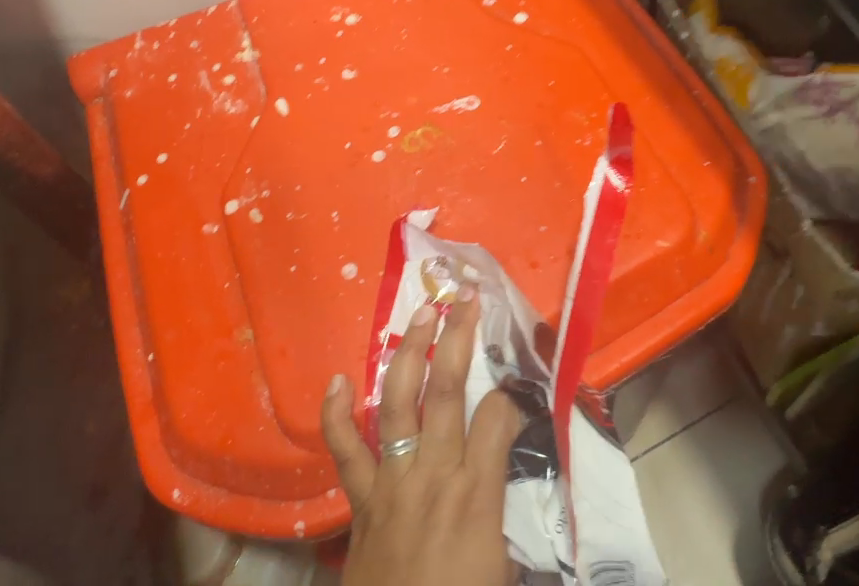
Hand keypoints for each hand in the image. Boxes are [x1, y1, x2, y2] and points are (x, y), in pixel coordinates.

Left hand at [322, 287, 524, 585]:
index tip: (520, 376)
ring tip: (419, 315)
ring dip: (408, 355)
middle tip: (464, 299)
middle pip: (447, 390)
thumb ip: (510, 514)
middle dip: (458, 339)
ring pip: (399, 404)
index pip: (500, 416)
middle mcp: (434, 472)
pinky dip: (337, 414)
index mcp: (478, 491)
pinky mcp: (361, 498)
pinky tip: (338, 380)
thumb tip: (519, 483)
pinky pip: (344, 449)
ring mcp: (392, 480)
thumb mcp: (504, 562)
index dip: (513, 390)